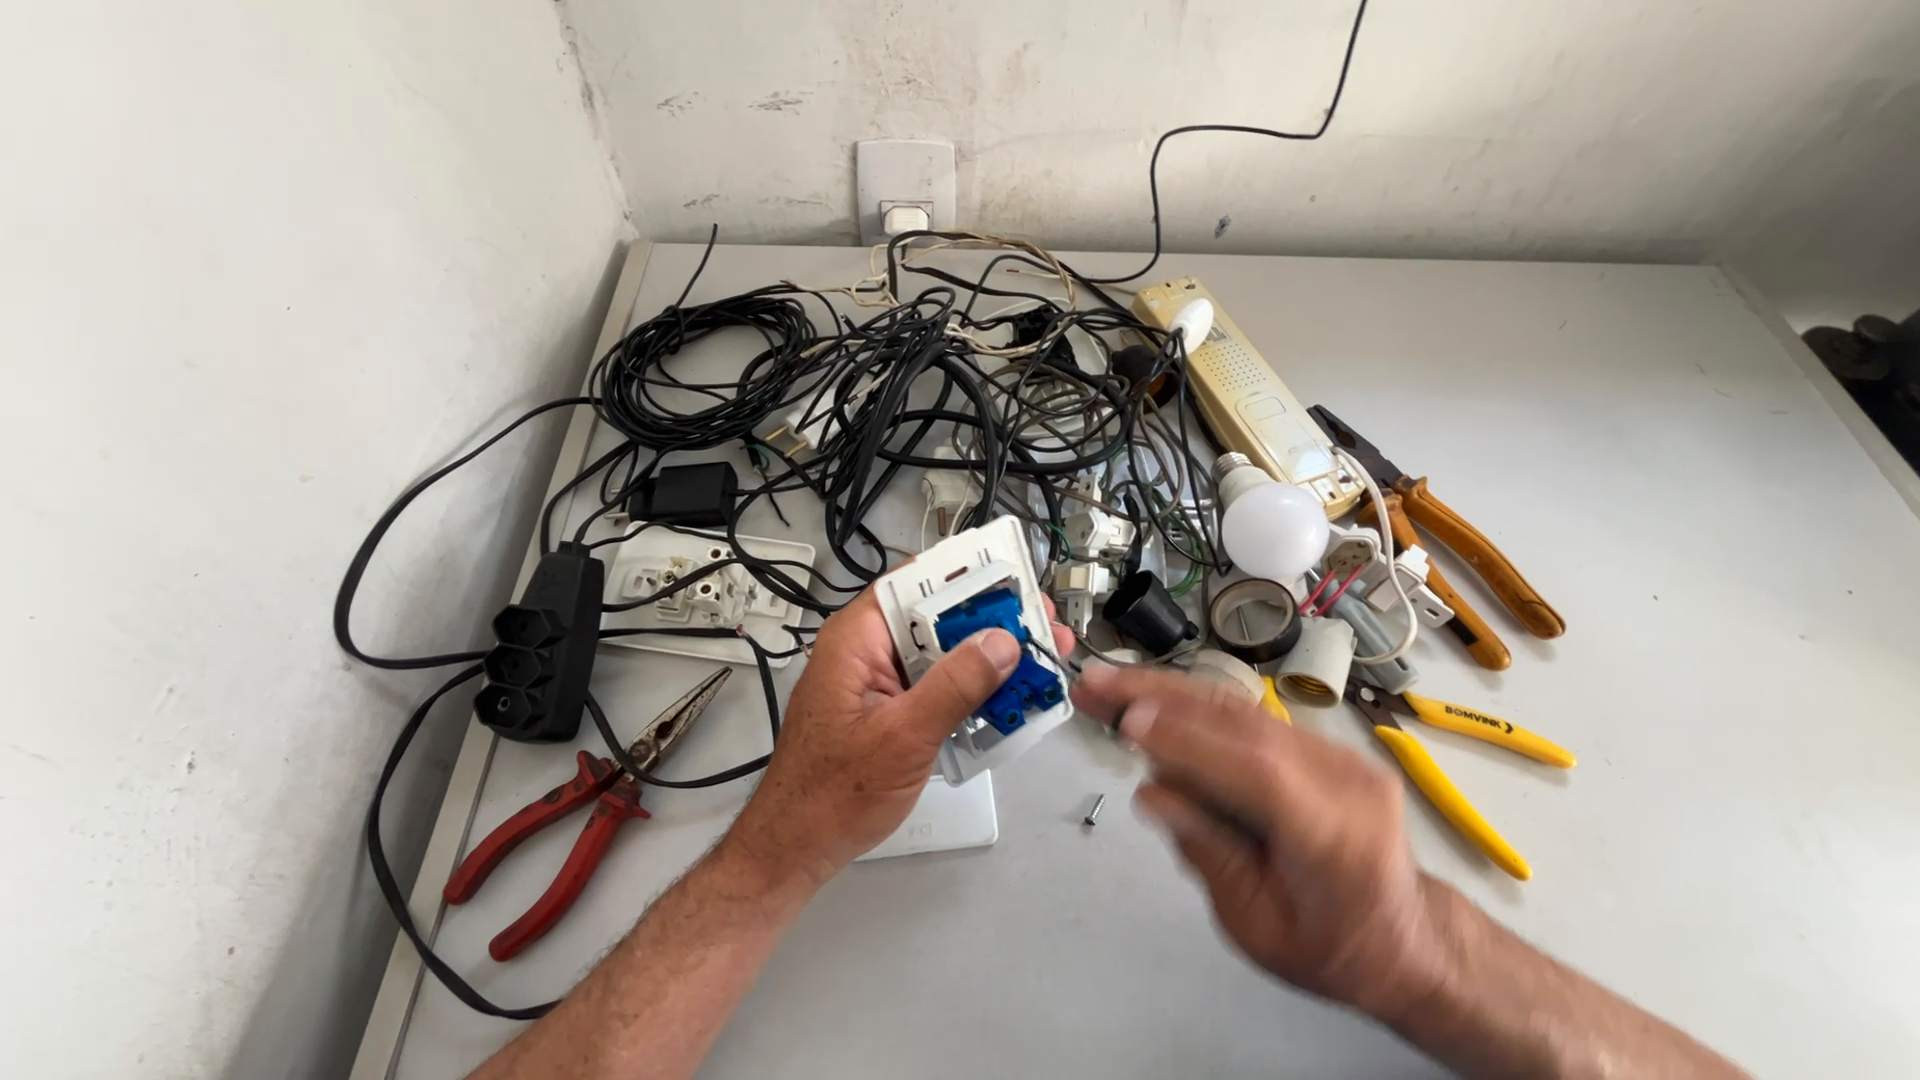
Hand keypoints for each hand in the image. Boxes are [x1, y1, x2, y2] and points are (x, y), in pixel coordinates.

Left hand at [724, 586, 1074, 886]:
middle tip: (1043, 625)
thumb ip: (955, 686)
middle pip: (935, 616)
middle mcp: (867, 650)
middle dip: (990, 620)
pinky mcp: (889, 708)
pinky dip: (970, 688)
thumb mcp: (904, 735)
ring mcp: (878, 680)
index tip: (1015, 582)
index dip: (966, 577)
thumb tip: (1003, 641)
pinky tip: (1008, 697)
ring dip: (987, 657)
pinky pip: (935, 684)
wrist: (799, 846)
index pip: (913, 583)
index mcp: (858, 639)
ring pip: (941, 652)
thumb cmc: (837, 792)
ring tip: (1038, 658)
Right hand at [1070, 664, 1445, 1021]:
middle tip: (1095, 685)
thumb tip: (1153, 792)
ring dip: (1167, 692)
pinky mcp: (1320, 744)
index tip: (1127, 723)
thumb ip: (1209, 854)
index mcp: (1338, 840)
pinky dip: (1192, 706)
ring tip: (1107, 686)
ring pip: (1241, 709)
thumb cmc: (1332, 949)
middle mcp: (1345, 781)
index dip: (1190, 742)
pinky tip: (1148, 699)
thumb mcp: (1257, 926)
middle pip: (1244, 724)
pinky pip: (1247, 717)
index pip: (1260, 773)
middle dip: (1160, 698)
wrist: (1404, 936)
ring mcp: (1338, 755)